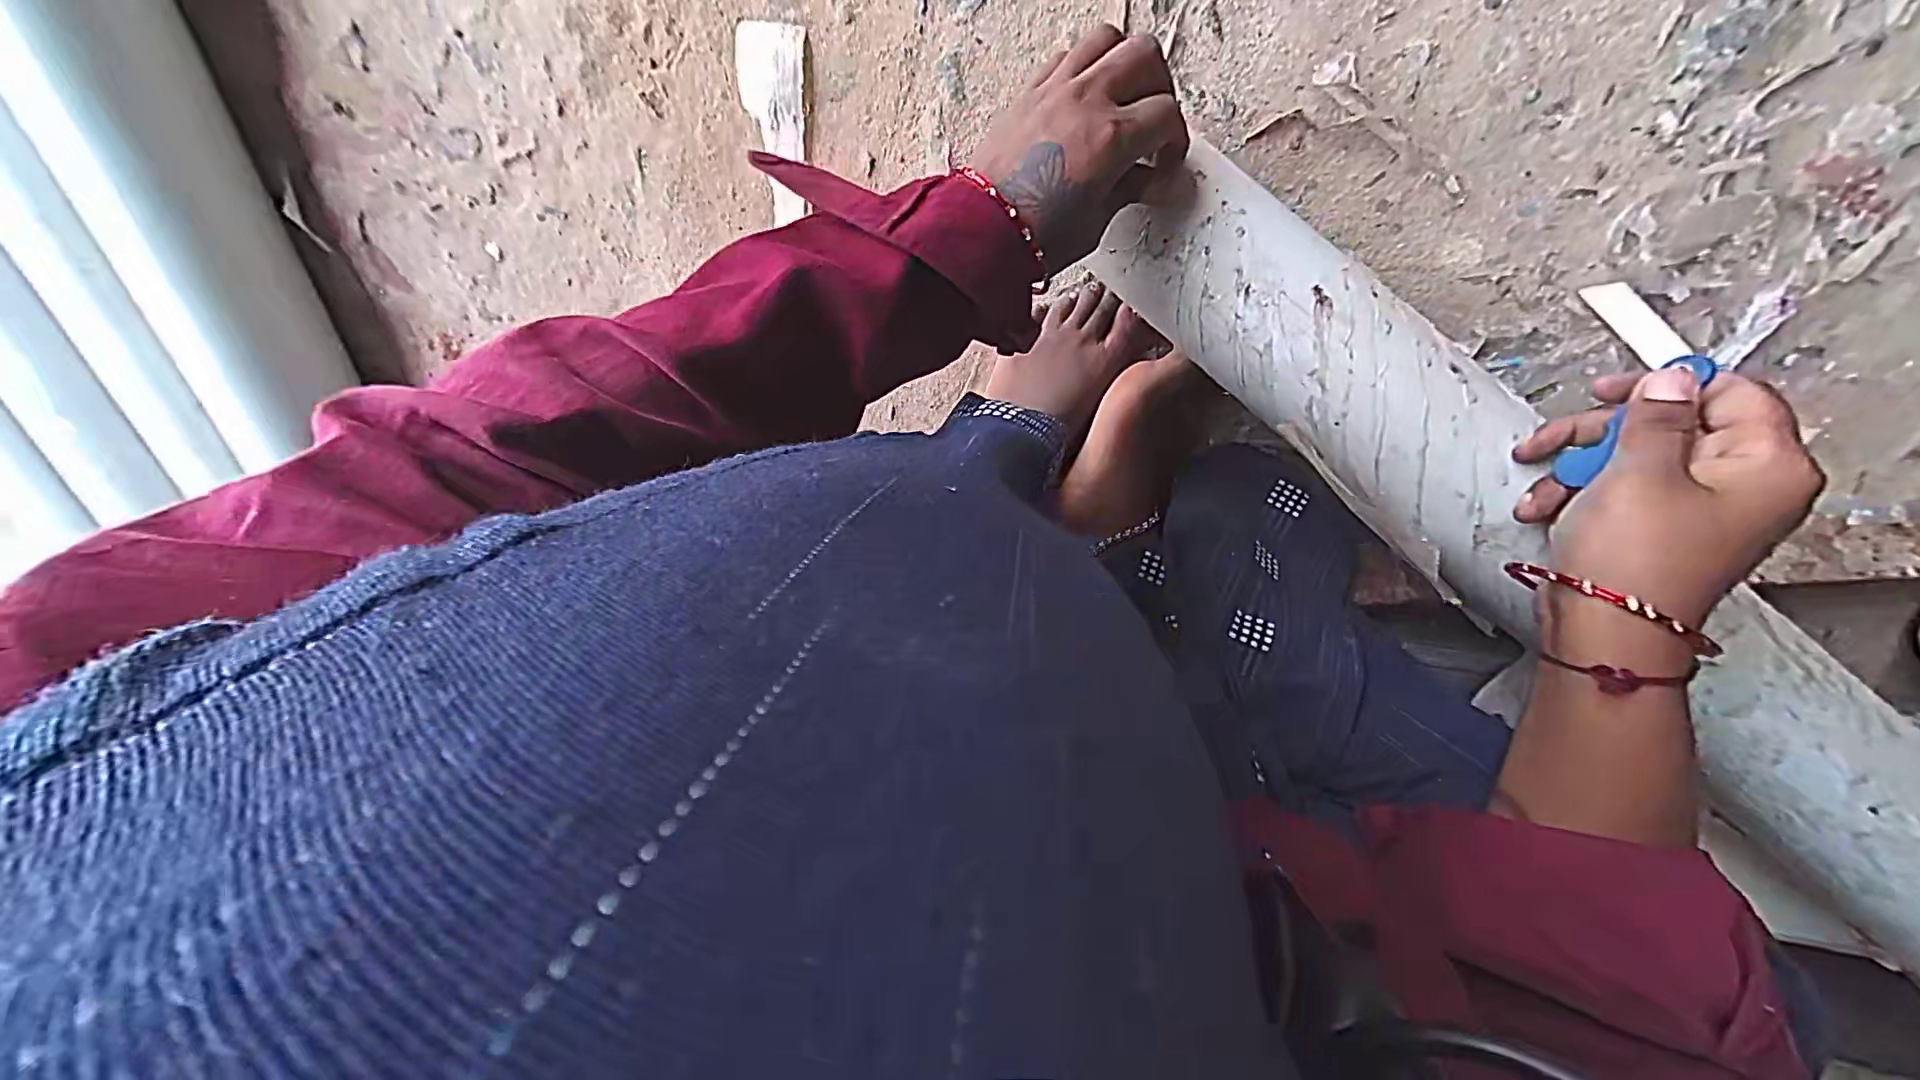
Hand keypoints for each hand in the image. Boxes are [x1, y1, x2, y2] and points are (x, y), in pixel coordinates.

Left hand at [967, 25, 1189, 272]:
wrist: (984, 233)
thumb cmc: (1033, 235)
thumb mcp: (1095, 221)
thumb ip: (1129, 190)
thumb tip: (1150, 180)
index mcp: (1111, 137)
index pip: (1167, 116)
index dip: (1174, 142)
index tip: (1164, 164)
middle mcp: (1086, 101)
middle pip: (1146, 57)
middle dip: (1159, 89)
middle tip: (1154, 122)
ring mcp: (1055, 91)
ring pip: (1107, 40)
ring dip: (1124, 63)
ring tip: (1123, 97)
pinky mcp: (1028, 94)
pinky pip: (1066, 56)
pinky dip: (1084, 68)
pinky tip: (1083, 99)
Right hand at [1512, 367, 1823, 626]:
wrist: (1601, 626)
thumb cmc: (1632, 562)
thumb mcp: (1638, 473)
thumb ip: (1655, 419)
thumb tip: (1670, 382)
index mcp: (1764, 467)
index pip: (1731, 396)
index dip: (1669, 386)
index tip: (1616, 387)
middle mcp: (1740, 486)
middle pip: (1668, 429)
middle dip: (1598, 436)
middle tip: (1555, 440)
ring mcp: (1695, 509)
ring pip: (1631, 460)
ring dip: (1576, 469)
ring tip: (1545, 489)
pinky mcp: (1655, 528)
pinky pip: (1617, 491)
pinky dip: (1577, 494)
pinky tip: (1548, 508)